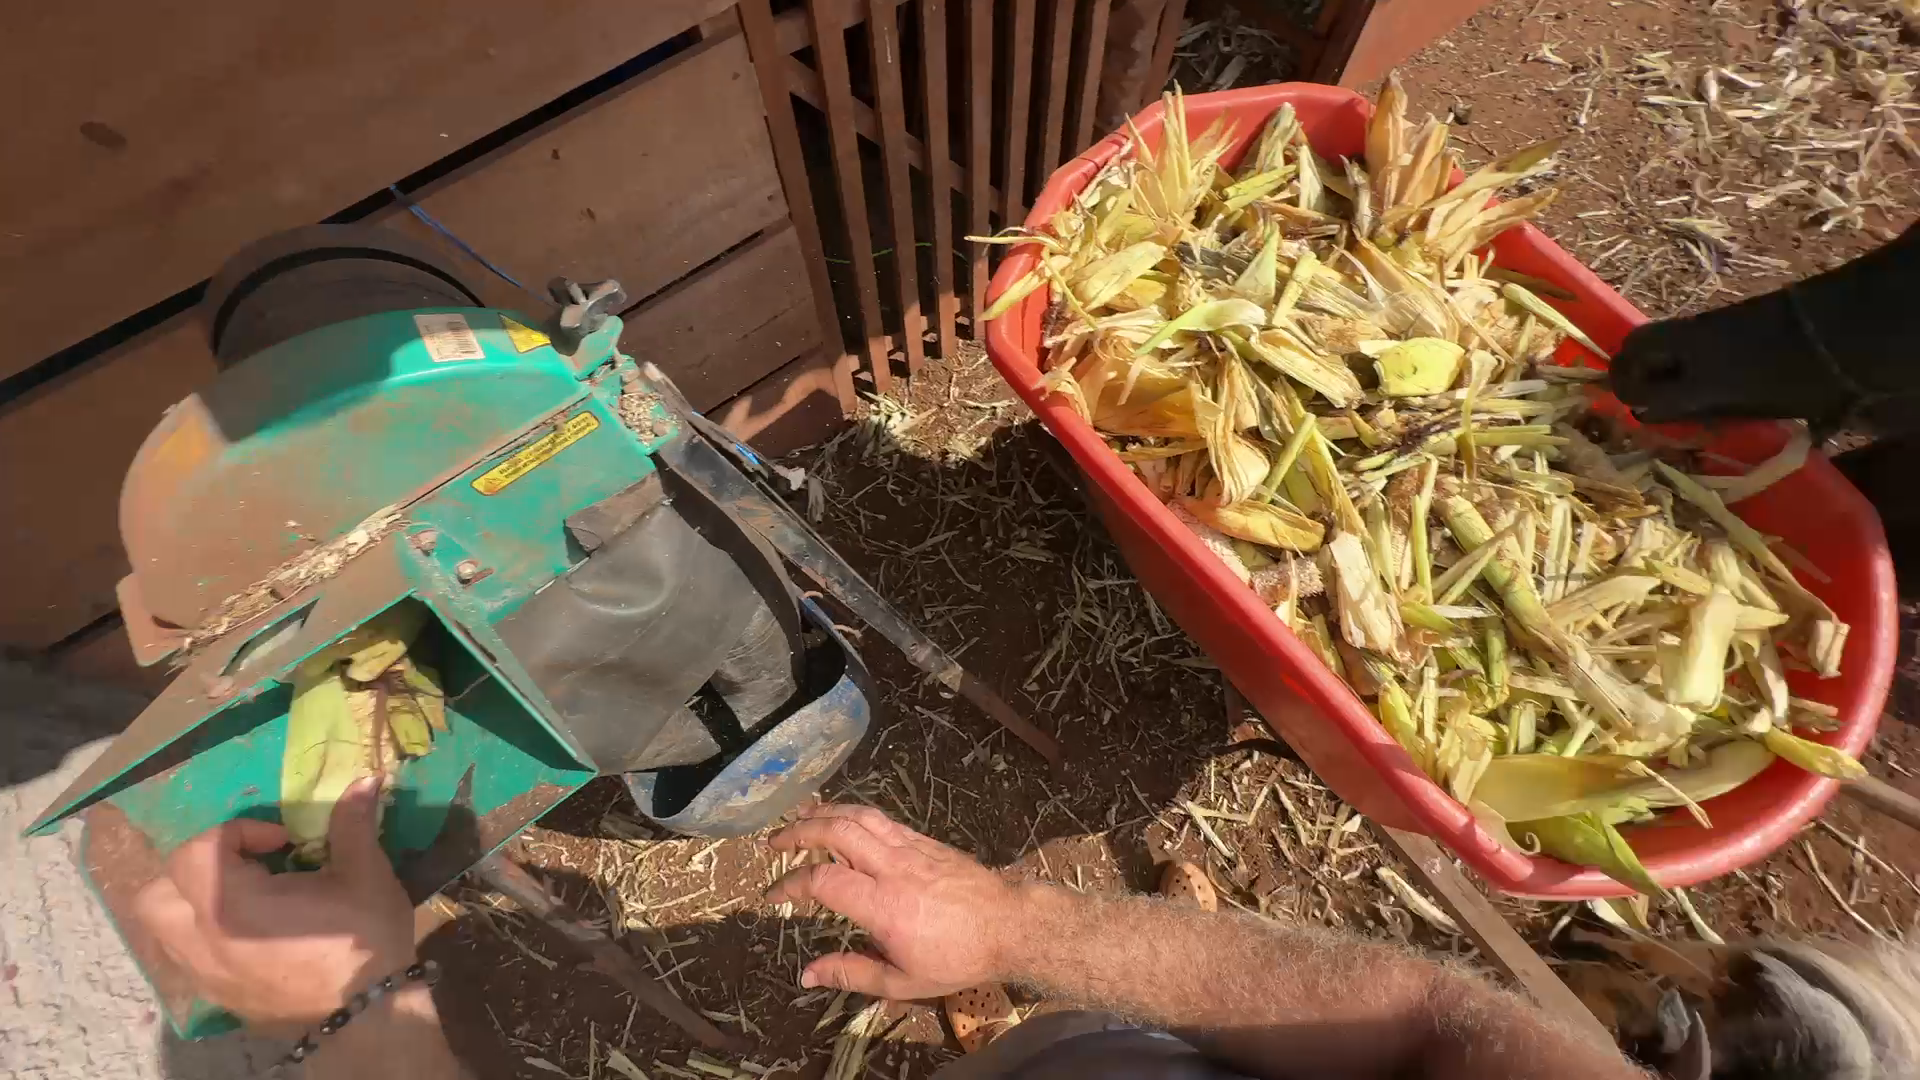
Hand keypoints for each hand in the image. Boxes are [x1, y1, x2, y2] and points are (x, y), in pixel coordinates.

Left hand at [132, 777, 417, 1027]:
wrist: (361, 1006)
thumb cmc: (362, 934)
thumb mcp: (366, 872)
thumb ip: (353, 825)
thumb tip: (364, 780)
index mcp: (233, 904)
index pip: (197, 850)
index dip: (240, 831)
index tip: (285, 840)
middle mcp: (199, 937)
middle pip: (157, 888)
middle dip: (201, 863)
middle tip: (254, 863)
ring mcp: (199, 968)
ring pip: (160, 923)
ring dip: (195, 895)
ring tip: (250, 892)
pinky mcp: (209, 989)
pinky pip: (181, 948)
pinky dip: (204, 925)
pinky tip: (256, 924)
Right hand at [765, 804, 1035, 998]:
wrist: (1007, 923)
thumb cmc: (955, 958)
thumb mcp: (902, 981)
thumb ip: (851, 972)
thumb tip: (806, 975)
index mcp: (883, 904)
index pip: (823, 880)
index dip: (790, 884)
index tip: (771, 895)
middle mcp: (892, 866)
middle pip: (837, 831)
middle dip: (800, 831)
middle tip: (774, 840)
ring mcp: (910, 847)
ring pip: (861, 815)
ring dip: (826, 811)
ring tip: (801, 816)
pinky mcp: (924, 839)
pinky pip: (882, 819)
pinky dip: (855, 813)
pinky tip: (844, 818)